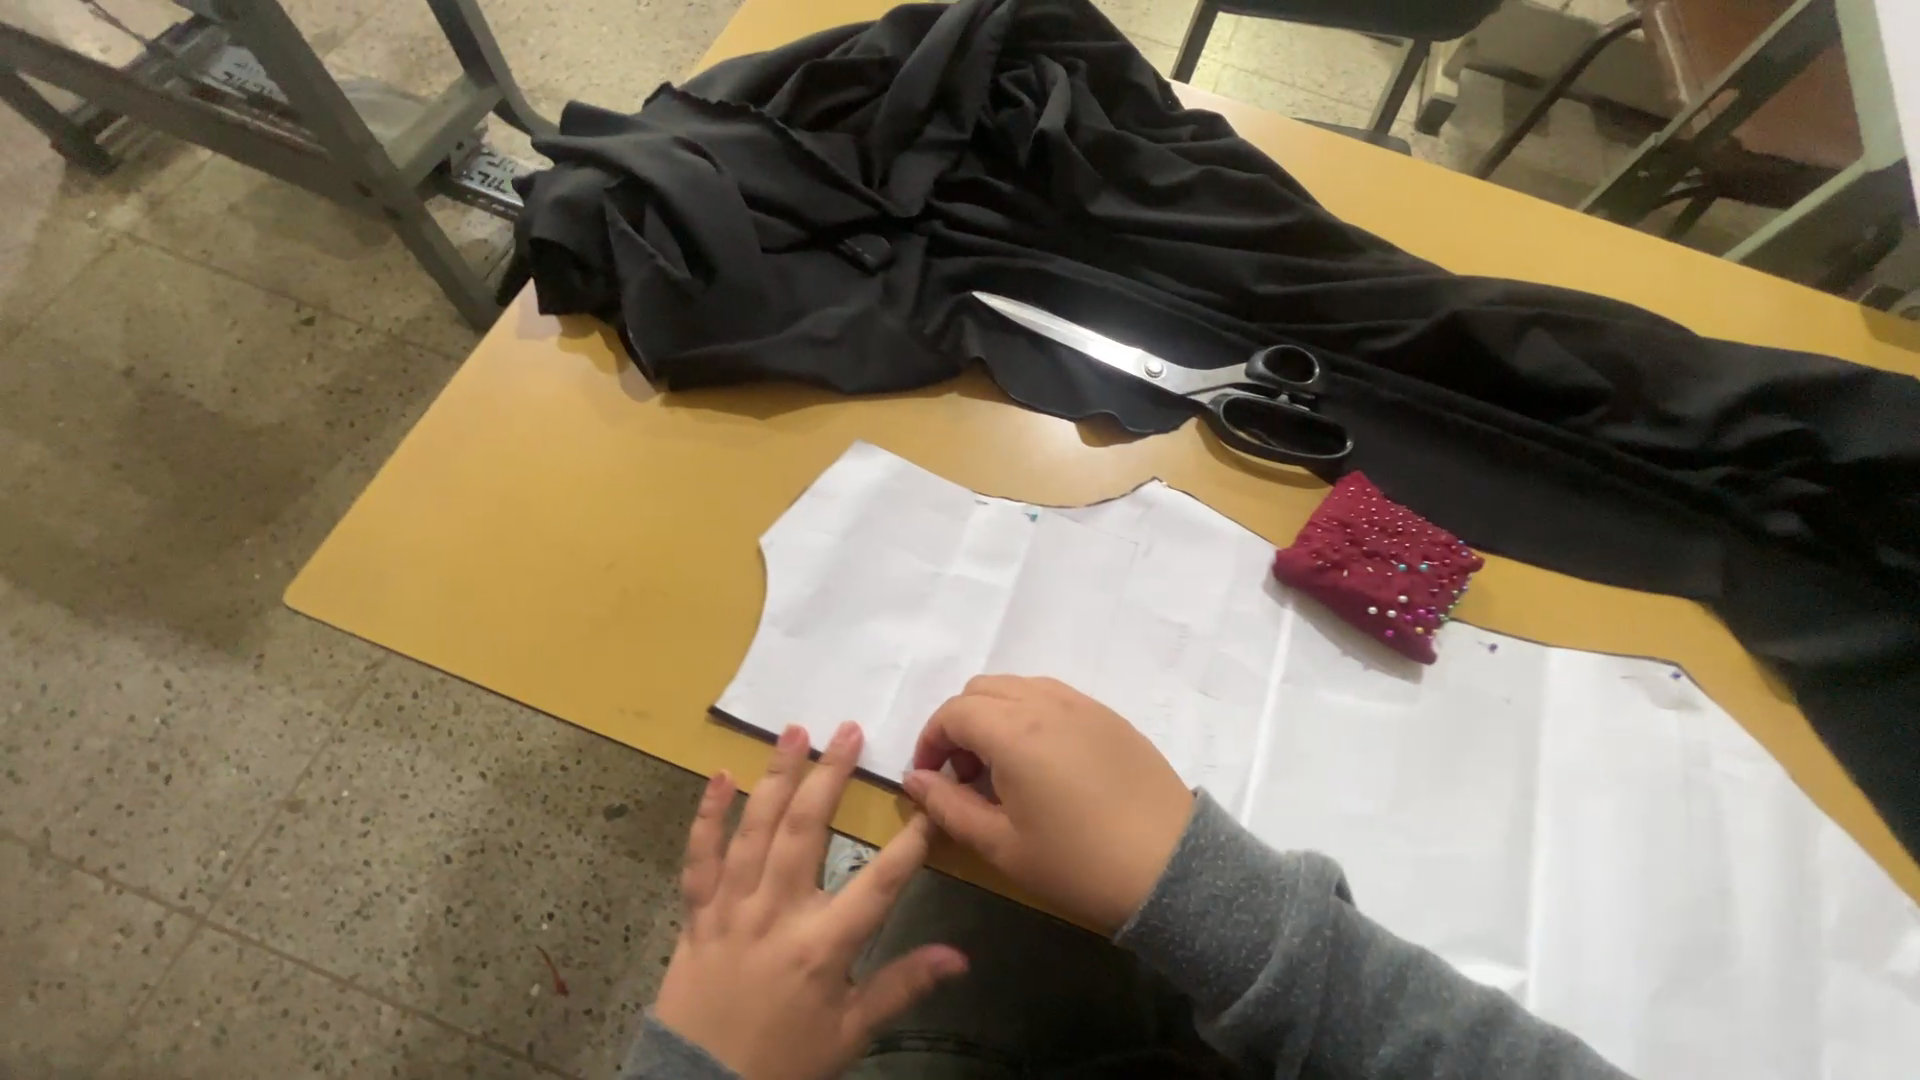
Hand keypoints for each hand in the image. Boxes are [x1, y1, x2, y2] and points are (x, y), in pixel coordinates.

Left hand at [653, 723, 967, 1079]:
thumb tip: (960, 957)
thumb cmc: (784, 1060)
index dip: (909, 843)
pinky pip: (699, 856)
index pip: (878, 883)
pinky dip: (708, 814)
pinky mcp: (696, 911)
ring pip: (756, 829)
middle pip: (807, 830)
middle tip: (849, 730)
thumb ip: (903, 986)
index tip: (929, 804)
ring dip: (777, 776)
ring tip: (794, 732)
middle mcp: (777, 913)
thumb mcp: (850, 1032)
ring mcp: (731, 907)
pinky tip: (721, 775)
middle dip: (831, 775)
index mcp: (822, 945)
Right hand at [901, 676, 1194, 934]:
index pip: (953, 712)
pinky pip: (1052, 696)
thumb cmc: (1078, 863)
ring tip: (1002, 769)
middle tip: (964, 775)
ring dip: (994, 715)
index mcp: (1014, 730)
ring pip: (1017, 687)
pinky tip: (1042, 762)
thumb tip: (915, 779)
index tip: (928, 779)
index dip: (930, 741)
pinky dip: (1029, 714)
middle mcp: (1046, 702)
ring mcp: (1082, 704)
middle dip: (959, 724)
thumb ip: (949, 806)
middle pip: (981, 689)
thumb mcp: (1002, 846)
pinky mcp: (1108, 715)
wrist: (1171, 868)